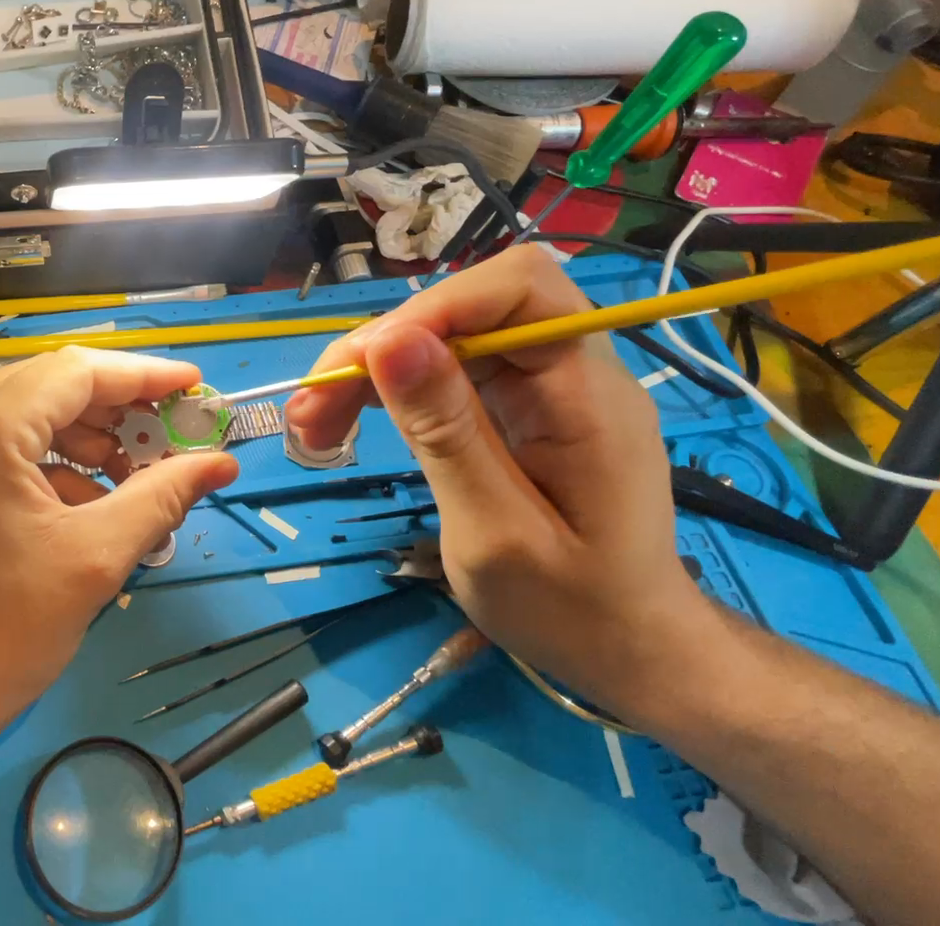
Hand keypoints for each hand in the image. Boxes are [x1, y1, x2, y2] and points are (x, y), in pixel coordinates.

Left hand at [0, 347, 240, 755]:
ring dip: (85, 436)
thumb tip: (220, 463)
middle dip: (117, 407)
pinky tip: (87, 500)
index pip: (75, 371)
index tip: (194, 387)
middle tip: (172, 434)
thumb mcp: (93, 560)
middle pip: (48, 386)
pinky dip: (48, 463)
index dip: (143, 375)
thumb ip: (160, 497)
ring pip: (24, 415)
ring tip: (137, 473)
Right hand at [284, 246, 715, 712]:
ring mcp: (543, 389)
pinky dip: (390, 393)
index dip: (433, 308)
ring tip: (313, 426)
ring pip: (444, 339)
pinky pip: (446, 374)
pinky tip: (348, 423)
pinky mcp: (518, 410)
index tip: (361, 366)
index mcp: (586, 395)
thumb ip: (445, 433)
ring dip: (371, 371)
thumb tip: (389, 341)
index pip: (520, 288)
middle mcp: (569, 373)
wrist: (628, 651)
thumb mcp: (495, 532)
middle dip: (380, 347)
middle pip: (467, 311)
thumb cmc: (571, 610)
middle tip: (311, 411)